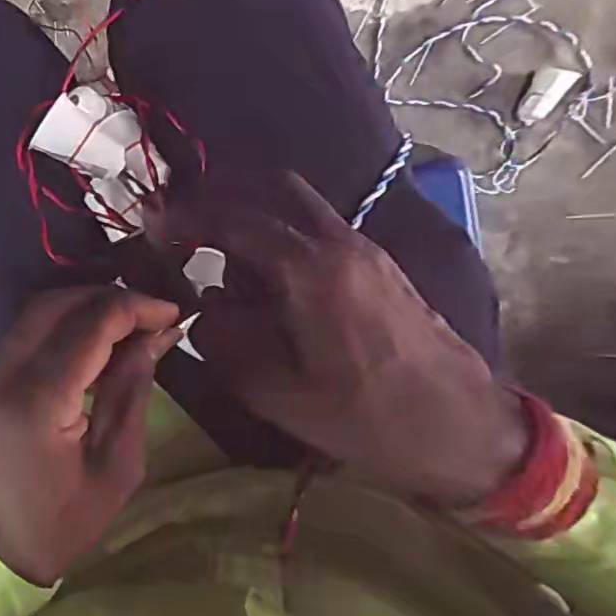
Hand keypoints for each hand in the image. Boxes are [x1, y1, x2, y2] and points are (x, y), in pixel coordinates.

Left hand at [0, 288, 181, 585]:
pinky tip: (95, 337)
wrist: (0, 548)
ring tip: (130, 321)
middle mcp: (2, 376)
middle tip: (152, 313)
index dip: (134, 308)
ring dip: (84, 306)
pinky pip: (25, 333)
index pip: (88, 327)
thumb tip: (156, 335)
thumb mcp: (117, 464)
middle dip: (108, 298)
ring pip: (36, 312)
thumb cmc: (66, 521)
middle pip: (56, 306)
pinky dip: (62, 323)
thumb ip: (132, 390)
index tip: (172, 312)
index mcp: (37, 402)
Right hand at [164, 173, 528, 506]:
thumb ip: (225, 337)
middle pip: (270, 185)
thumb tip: (207, 301)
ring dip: (245, 212)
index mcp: (313, 272)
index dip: (186, 216)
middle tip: (179, 219)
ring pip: (294, 202)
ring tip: (214, 254)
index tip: (151, 224)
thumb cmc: (366, 417)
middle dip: (216, 193)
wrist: (464, 429)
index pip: (236, 218)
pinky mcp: (374, 264)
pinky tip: (257, 275)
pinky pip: (311, 227)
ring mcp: (363, 249)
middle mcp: (340, 244)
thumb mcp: (274, 392)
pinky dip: (272, 231)